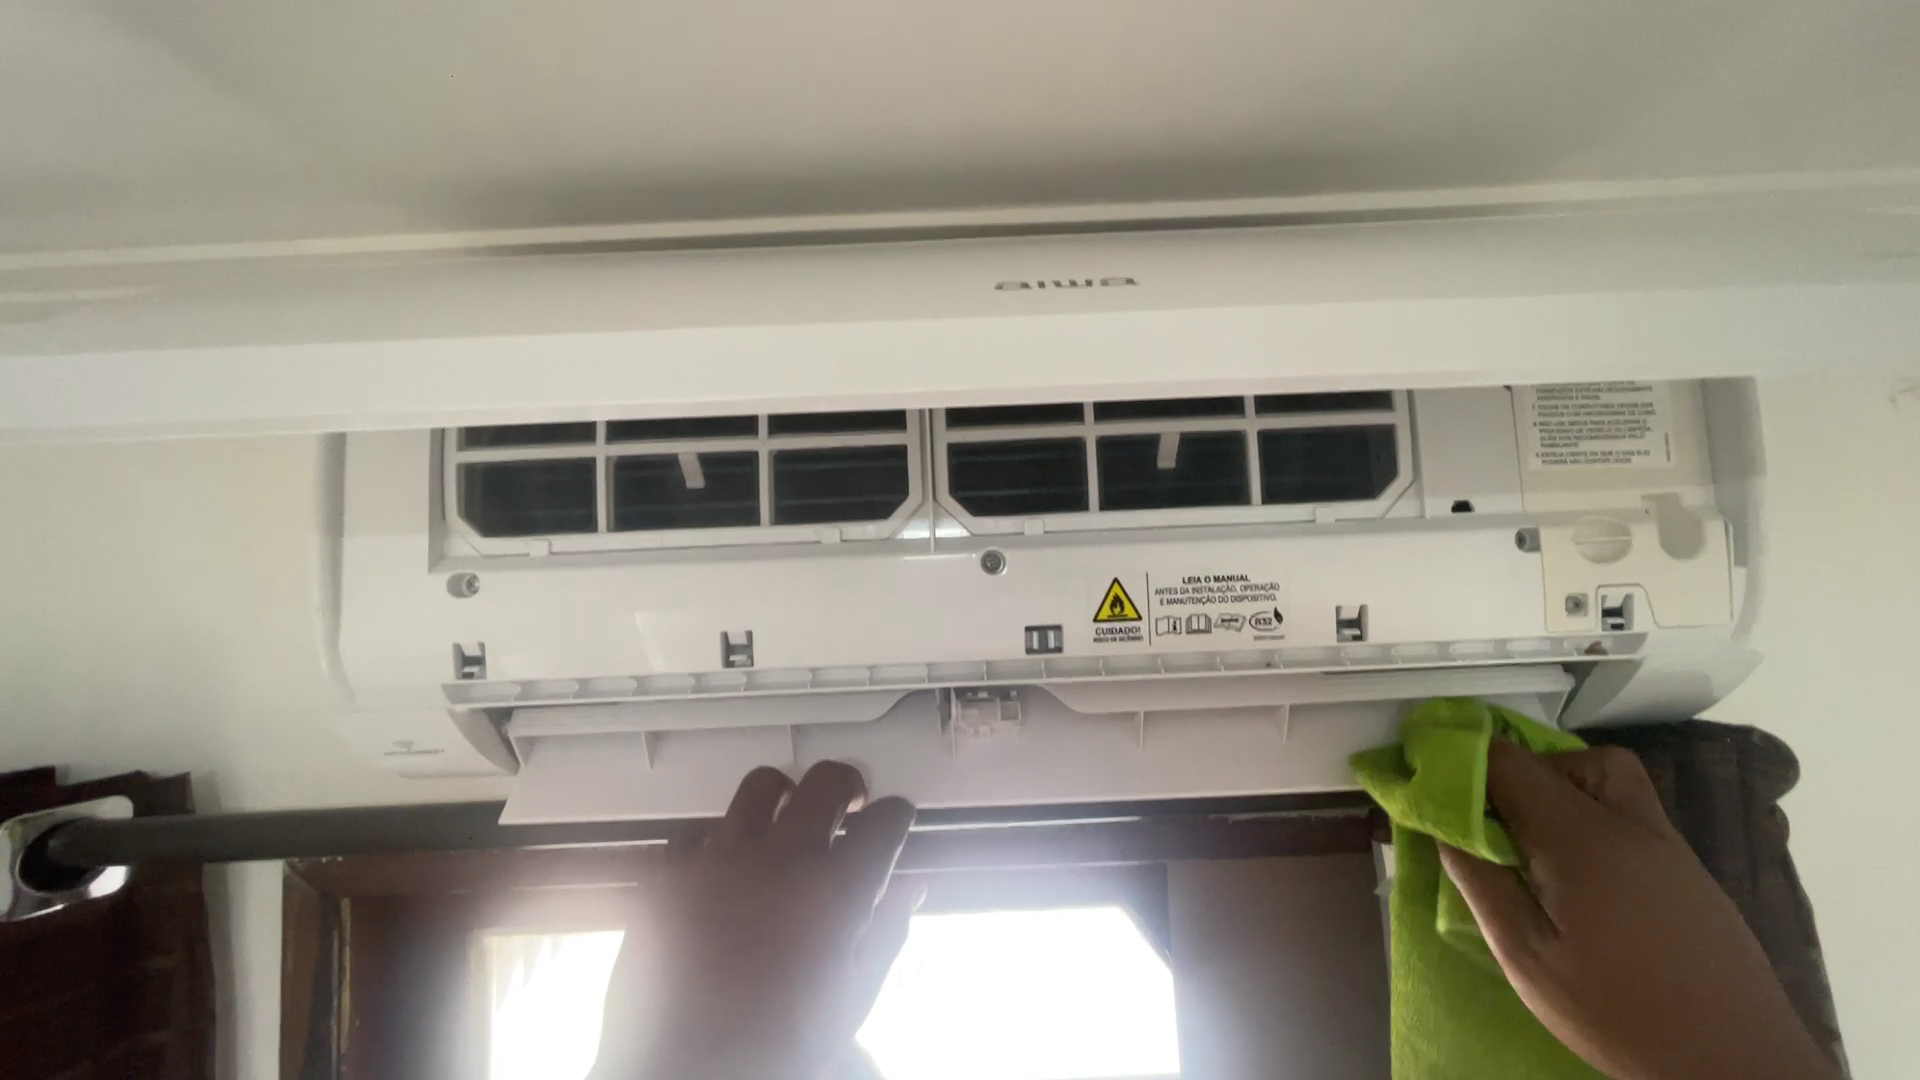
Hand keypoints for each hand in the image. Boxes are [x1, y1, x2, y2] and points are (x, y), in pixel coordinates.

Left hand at [589, 761, 917, 1079]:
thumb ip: (885, 936)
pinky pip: (697, 831)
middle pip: (828, 781)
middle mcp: (780, 862)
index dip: (897, 815)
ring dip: (785, 796)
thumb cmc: (776, 1053)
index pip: (885, 822)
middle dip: (849, 785)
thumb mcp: (848, 1004)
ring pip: (762, 785)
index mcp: (834, 896)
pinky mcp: (666, 877)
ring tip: (786, 822)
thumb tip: (910, 887)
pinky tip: (724, 868)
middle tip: (849, 806)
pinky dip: (718, 841)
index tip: (892, 820)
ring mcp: (718, 862)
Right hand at [1440, 740, 1837, 1079]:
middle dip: (1516, 770)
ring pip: (1609, 776)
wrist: (1743, 1074)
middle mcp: (1631, 827)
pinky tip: (1579, 872)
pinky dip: (1592, 814)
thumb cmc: (1619, 1013)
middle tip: (1490, 815)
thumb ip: (1478, 880)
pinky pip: (1631, 811)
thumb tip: (1444, 825)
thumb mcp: (1525, 954)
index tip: (1427, 775)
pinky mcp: (1691, 874)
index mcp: (1582, 839)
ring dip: (1561, 786)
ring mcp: (1670, 848)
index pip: (1507, 761)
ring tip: (1535, 839)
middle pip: (1567, 757)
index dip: (1460, 757)